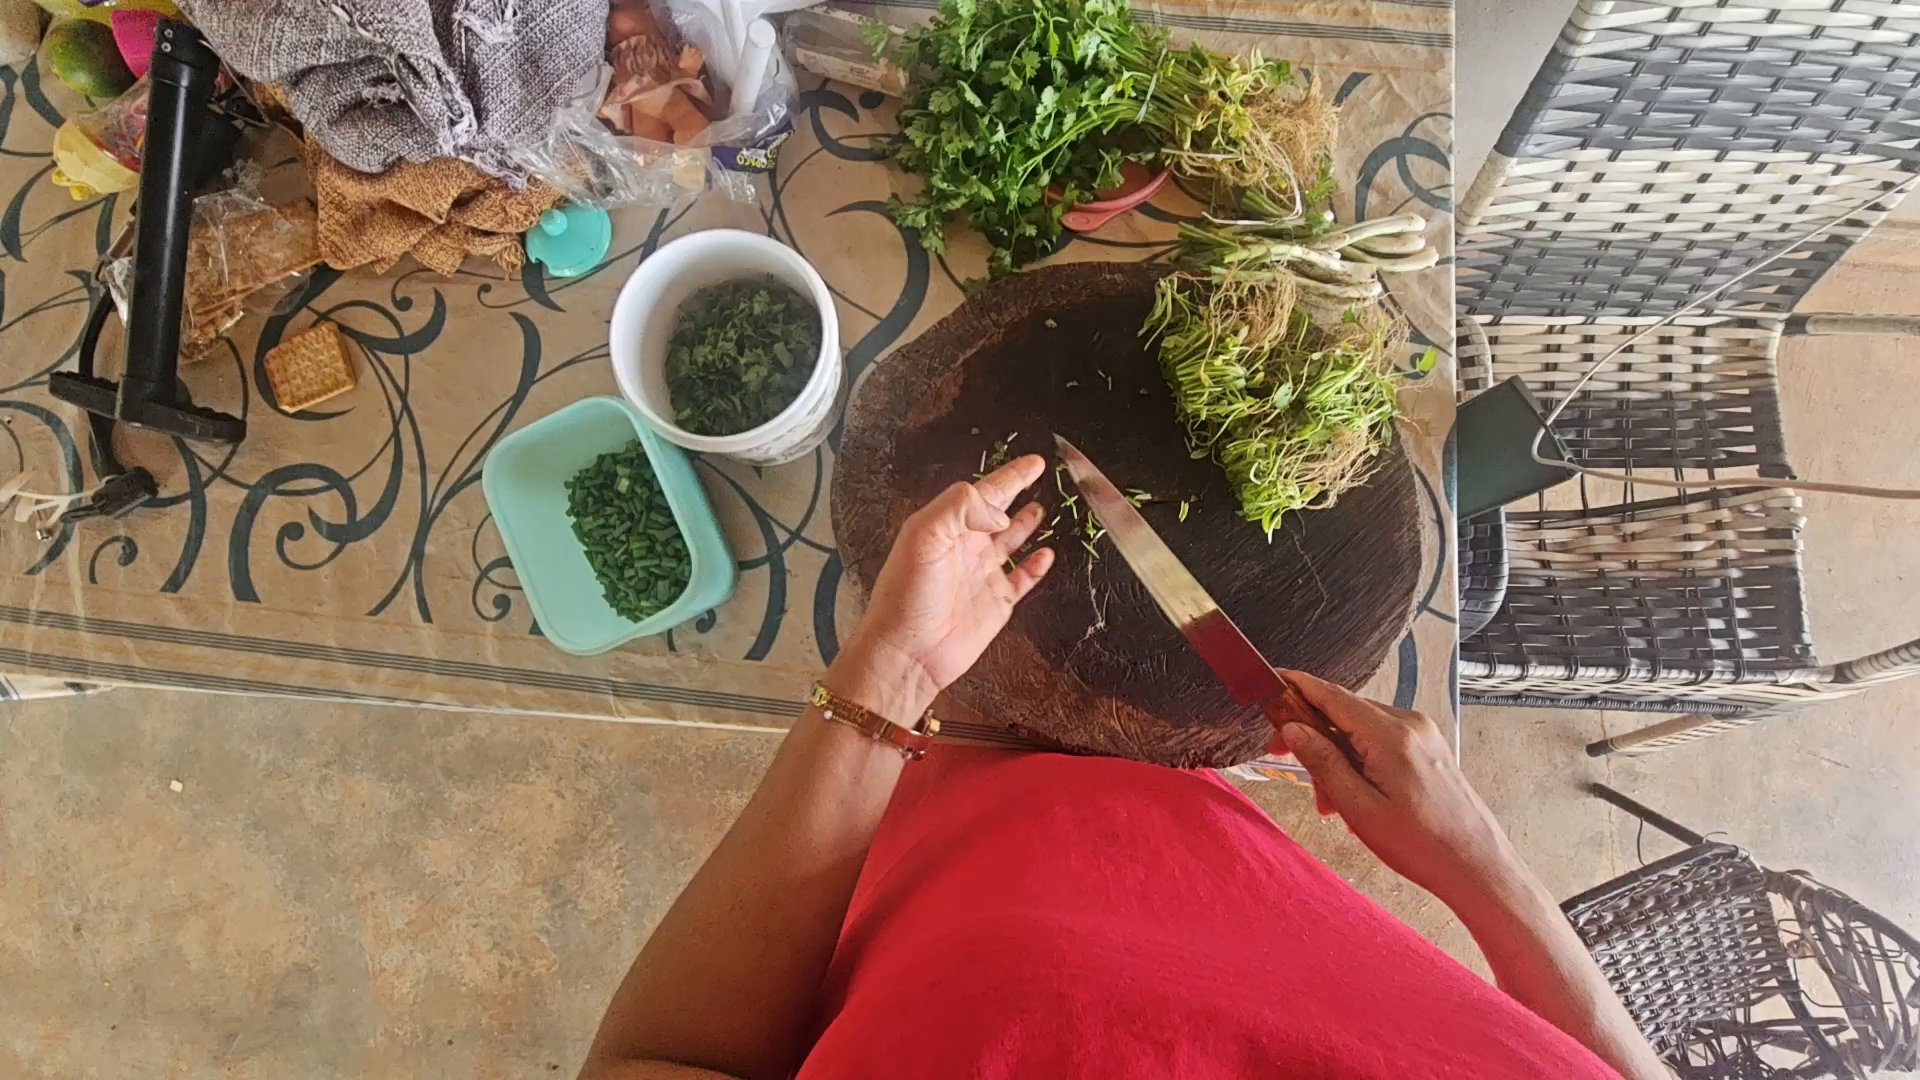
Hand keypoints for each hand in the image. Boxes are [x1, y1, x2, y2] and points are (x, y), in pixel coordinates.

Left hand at [827, 455, 1054, 722]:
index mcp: (948, 526)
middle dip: (1018, 492)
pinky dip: (1036, 566)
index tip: (1033, 463)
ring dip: (1026, 524)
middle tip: (1039, 475)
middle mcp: (966, 547)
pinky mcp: (996, 603)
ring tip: (1043, 508)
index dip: (1010, 476)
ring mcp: (982, 574)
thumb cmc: (906, 594)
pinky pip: (1022, 579)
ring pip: (1011, 542)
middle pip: (998, 511)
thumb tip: (1000, 513)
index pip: (984, 492)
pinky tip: (1047, 554)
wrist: (909, 650)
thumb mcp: (924, 535)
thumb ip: (961, 508)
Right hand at [1273, 671, 1523, 907]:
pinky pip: (1377, 739)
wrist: (1482, 871)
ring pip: (1357, 727)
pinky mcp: (1427, 747)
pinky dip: (1355, 758)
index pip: (1331, 694)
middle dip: (1308, 732)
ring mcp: (1421, 734)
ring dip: (1332, 752)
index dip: (1295, 685)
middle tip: (1278, 753)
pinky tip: (1349, 792)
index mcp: (1390, 735)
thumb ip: (1322, 762)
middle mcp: (1408, 724)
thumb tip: (1292, 728)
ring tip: (1326, 798)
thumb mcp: (1359, 808)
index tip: (1268, 681)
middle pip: (1341, 710)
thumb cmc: (1422, 846)